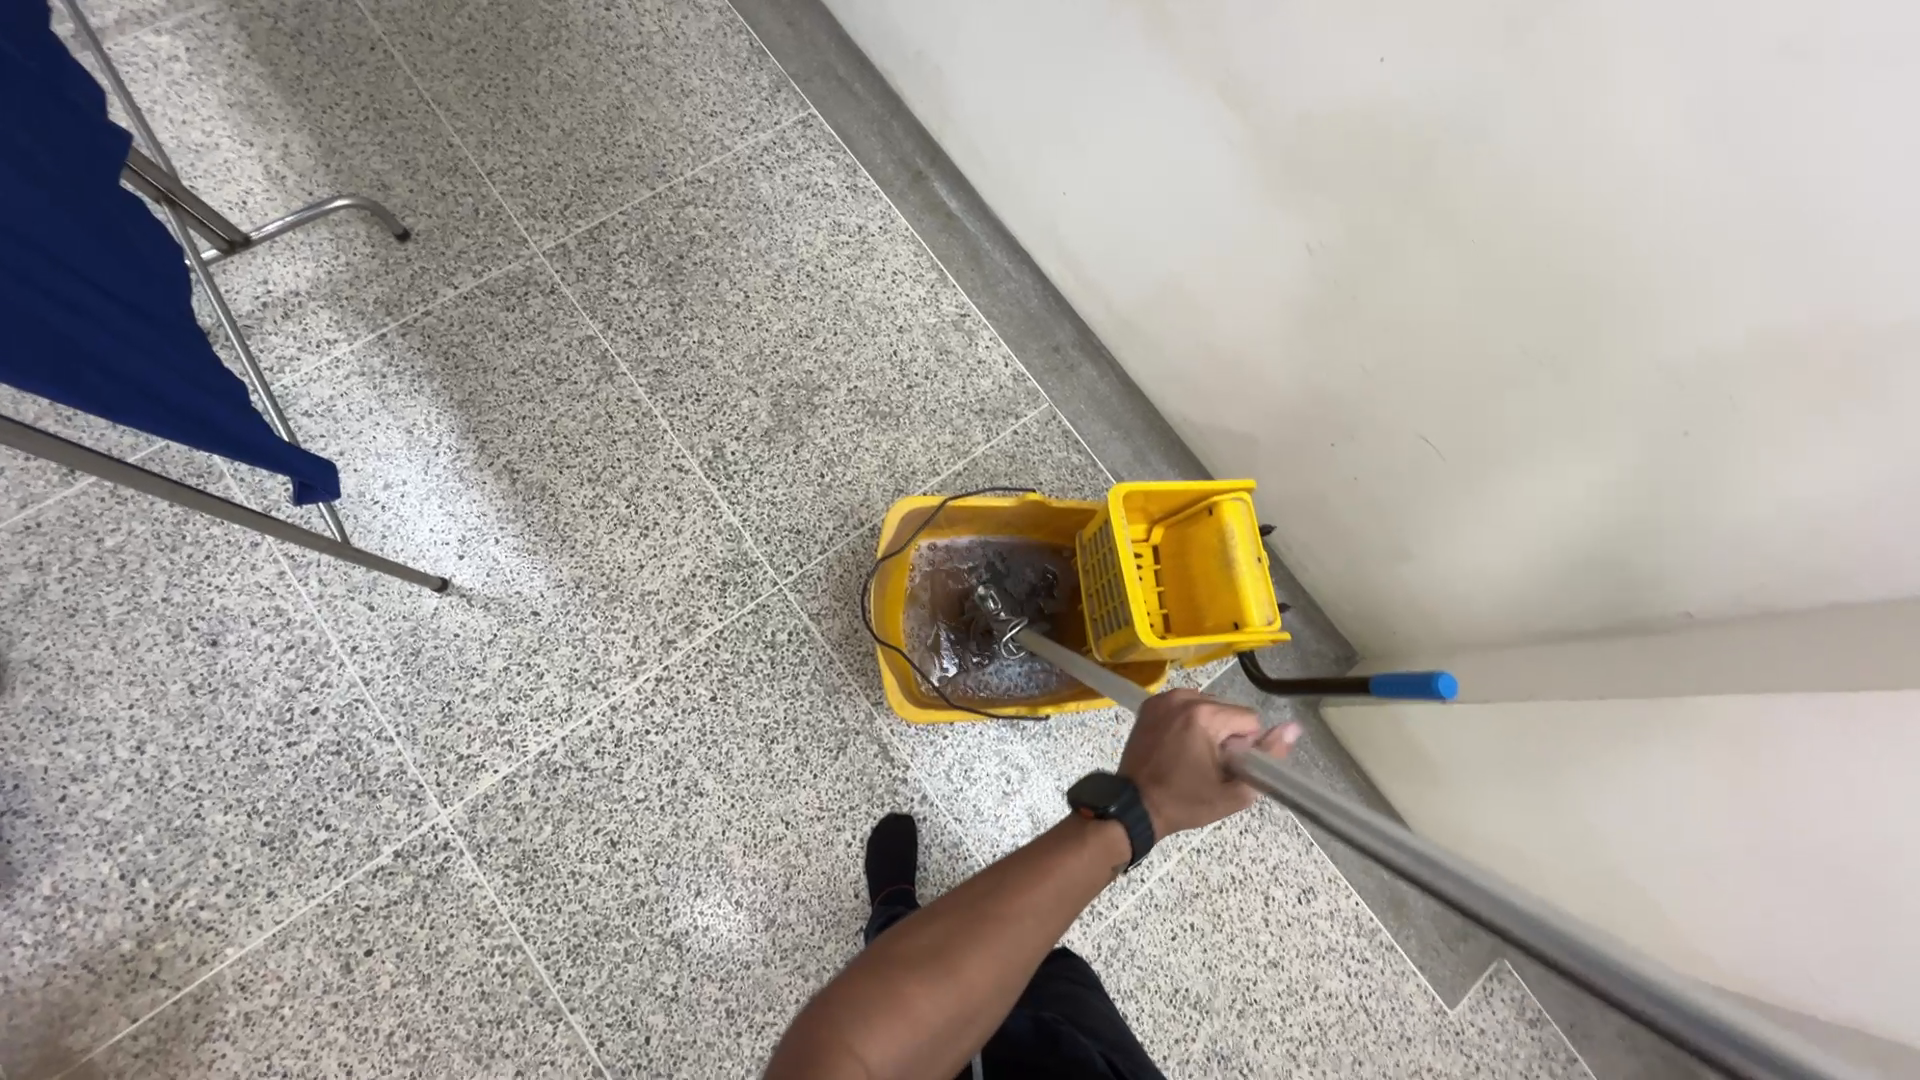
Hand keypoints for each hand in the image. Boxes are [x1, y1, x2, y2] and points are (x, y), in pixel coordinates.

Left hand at [1117, 688, 1301, 837]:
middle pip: (1227, 710)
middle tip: (1208, 764)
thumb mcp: (1235, 790)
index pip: (1249, 720)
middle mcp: (1182, 698)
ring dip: (1208, 727)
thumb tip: (1294, 727)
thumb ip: (1269, 758)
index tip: (1227, 765)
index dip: (1245, 746)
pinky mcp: (1149, 705)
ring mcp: (1162, 699)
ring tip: (1192, 756)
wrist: (1135, 805)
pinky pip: (1184, 706)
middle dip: (1226, 735)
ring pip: (1207, 706)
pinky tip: (1178, 746)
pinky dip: (1187, 721)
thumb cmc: (1186, 802)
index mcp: (1204, 715)